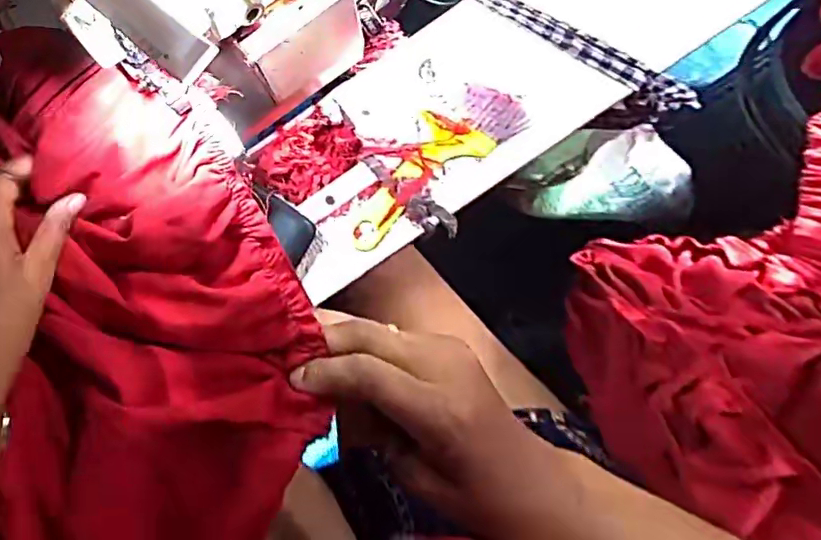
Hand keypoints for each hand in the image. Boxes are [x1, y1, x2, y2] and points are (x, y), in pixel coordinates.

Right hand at [290, 313, 565, 533]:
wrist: (536, 484)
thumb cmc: (477, 496)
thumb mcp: (416, 476)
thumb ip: (369, 430)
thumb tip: (323, 398)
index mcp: (441, 409)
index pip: (368, 371)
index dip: (325, 370)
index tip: (292, 376)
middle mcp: (443, 364)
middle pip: (367, 333)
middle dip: (322, 336)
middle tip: (285, 343)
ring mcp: (445, 346)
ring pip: (374, 325)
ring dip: (336, 331)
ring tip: (299, 336)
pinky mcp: (442, 342)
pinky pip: (388, 333)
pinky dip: (358, 338)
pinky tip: (335, 346)